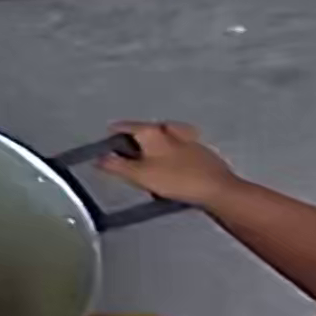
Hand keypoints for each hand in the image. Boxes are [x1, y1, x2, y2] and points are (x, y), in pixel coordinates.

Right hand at [95, 121, 240, 206]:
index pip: (136, 127)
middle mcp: (176, 136)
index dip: (121, 127)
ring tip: (156, 143)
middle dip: (148, 127)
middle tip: (137, 133)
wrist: (217, 189)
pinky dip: (177, 147)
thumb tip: (98, 158)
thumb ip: (115, 165)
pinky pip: (187, 146)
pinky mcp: (206, 157)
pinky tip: (173, 157)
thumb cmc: (172, 179)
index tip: (110, 128)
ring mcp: (195, 146)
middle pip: (162, 126)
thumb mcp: (136, 174)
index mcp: (157, 137)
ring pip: (177, 134)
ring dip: (165, 135)